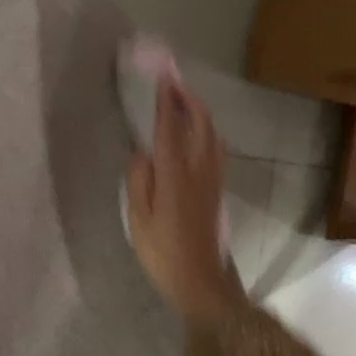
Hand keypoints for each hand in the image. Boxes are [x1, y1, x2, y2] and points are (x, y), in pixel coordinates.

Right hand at [126, 77, 244, 325]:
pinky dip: (207, 130)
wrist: (201, 279)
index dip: (166, 99)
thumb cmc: (163, 253)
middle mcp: (198, 169)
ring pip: (212, 134)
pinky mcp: (217, 189)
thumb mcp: (138, 220)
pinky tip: (199, 133)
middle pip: (199, 123)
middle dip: (188, 98)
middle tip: (173, 81)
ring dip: (199, 112)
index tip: (163, 76)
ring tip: (185, 100)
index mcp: (174, 174)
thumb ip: (139, 181)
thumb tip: (142, 153)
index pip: (170, 127)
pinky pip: (216, 148)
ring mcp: (212, 178)